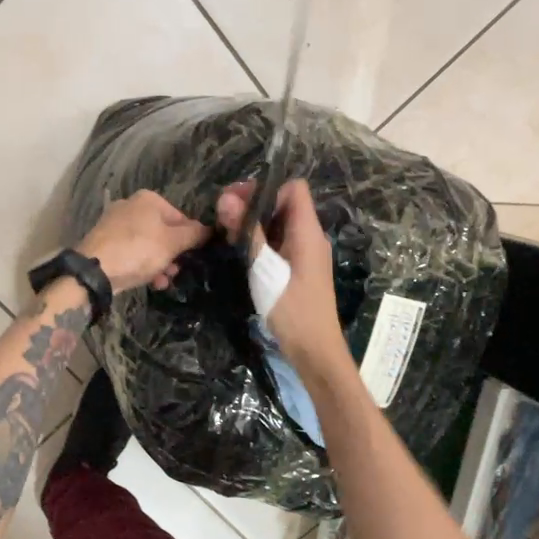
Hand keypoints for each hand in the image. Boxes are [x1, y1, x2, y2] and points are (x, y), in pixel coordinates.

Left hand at [74, 190, 209, 292]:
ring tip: (164, 282)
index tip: (191, 257)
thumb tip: (210, 230)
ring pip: (148, 245)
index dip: (189, 239)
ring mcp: (115, 225)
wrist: (95, 269)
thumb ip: (193, 235)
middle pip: (163, 232)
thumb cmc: (139, 250)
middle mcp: (130, 206)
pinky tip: (150, 283)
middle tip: (176, 272)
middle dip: (173, 255)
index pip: (180, 217)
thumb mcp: (172, 243)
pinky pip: (132, 253)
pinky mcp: (105, 244)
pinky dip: (143, 266)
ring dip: (160, 264)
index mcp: (149, 199)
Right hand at [217, 179, 348, 374]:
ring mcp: (306, 255)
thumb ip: (248, 233)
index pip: (293, 188)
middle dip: (254, 206)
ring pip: (280, 226)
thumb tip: (226, 199)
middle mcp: (310, 238)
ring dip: (255, 226)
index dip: (265, 189)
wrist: (314, 349)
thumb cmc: (291, 310)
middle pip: (284, 205)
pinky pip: (280, 245)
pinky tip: (243, 255)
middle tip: (224, 220)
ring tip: (228, 237)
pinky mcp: (299, 271)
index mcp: (308, 232)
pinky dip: (261, 243)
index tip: (237, 203)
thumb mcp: (265, 269)